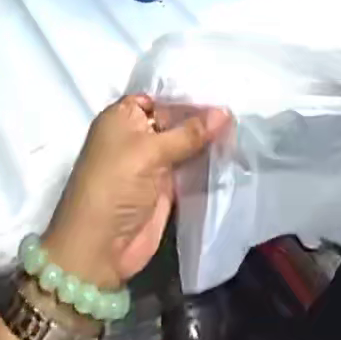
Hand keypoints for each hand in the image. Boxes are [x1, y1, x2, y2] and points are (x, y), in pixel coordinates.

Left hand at [43, 95, 229, 290]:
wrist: (98, 251)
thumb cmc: (114, 187)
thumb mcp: (149, 152)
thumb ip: (190, 132)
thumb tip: (226, 112)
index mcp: (122, 117)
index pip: (162, 96)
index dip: (189, 94)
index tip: (223, 88)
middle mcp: (137, 135)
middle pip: (176, 118)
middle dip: (204, 114)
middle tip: (240, 104)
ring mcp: (152, 162)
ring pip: (186, 141)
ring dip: (209, 137)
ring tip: (242, 124)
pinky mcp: (166, 185)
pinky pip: (191, 164)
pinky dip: (208, 158)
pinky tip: (233, 147)